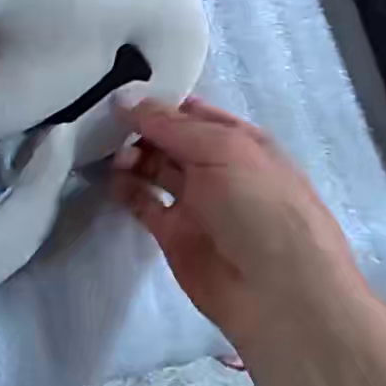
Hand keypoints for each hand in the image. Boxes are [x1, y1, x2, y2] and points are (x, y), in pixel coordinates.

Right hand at [113, 96, 369, 351]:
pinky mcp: (173, 233)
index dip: (158, 102)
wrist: (279, 294)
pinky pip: (144, 202)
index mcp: (237, 140)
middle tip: (106, 124)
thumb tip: (123, 99)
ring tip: (112, 155)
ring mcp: (194, 201)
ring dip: (130, 156)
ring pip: (154, 168)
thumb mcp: (221, 149)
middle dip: (139, 128)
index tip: (118, 92)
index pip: (190, 111)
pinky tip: (110, 178)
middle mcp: (215, 166)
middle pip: (168, 138)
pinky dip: (125, 189)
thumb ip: (169, 124)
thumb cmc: (259, 205)